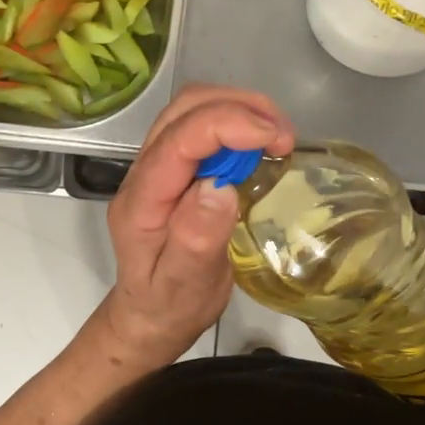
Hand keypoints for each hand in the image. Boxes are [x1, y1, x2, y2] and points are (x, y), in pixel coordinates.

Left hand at [94, 84, 294, 367]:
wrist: (149, 317)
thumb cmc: (167, 306)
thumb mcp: (184, 285)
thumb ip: (197, 238)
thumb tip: (219, 187)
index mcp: (141, 200)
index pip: (177, 140)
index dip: (227, 125)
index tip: (275, 139)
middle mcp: (143, 173)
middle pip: (183, 109)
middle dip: (238, 108)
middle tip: (283, 137)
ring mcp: (158, 167)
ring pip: (191, 110)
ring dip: (239, 110)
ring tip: (279, 139)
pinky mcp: (176, 169)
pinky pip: (201, 128)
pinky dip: (236, 124)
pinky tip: (263, 147)